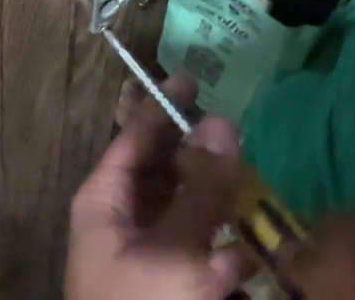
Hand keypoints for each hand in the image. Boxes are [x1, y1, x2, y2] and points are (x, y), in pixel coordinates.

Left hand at [65, 75, 253, 299]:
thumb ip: (201, 189)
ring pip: (187, 210)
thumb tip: (224, 122)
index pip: (133, 137)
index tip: (192, 77)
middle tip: (231, 125)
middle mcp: (122, 221)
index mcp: (103, 200)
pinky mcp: (173, 287)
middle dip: (196, 149)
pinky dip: (228, 249)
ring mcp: (147, 256)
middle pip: (162, 171)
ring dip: (217, 197)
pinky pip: (203, 255)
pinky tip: (251, 247)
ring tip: (249, 173)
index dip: (161, 106)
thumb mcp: (171, 249)